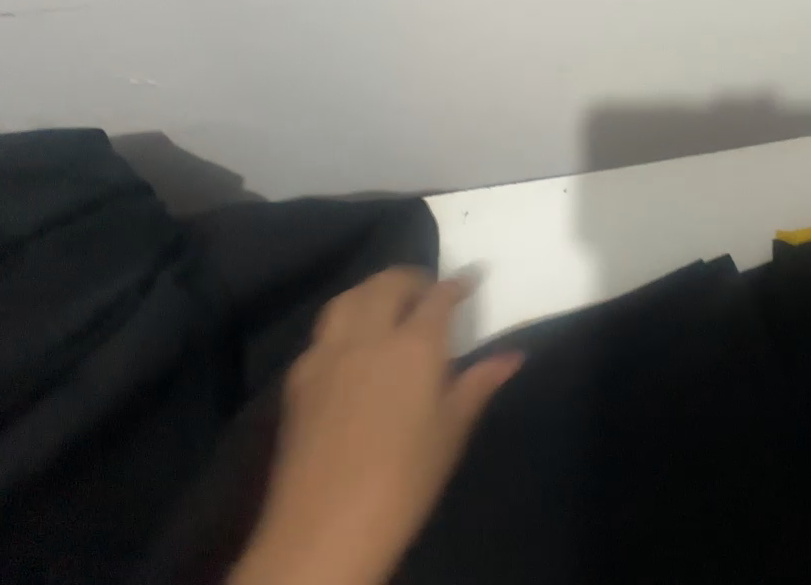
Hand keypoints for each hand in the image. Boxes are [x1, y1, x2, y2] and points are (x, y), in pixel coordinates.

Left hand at [230, 270, 522, 584]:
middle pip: (388, 283)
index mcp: (414, 346)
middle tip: (430, 291)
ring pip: (348, 299)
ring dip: (373, 291)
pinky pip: (324, 332)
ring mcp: (327, 355)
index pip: (439, 296)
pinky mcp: (298, 379)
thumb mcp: (453, 430)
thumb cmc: (404, 480)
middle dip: (412, 279)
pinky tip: (354, 348)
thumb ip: (479, 383)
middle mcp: (368, 337)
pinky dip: (345, 323)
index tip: (472, 279)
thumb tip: (512, 355)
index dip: (458, 283)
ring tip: (389, 306)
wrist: (323, 531)